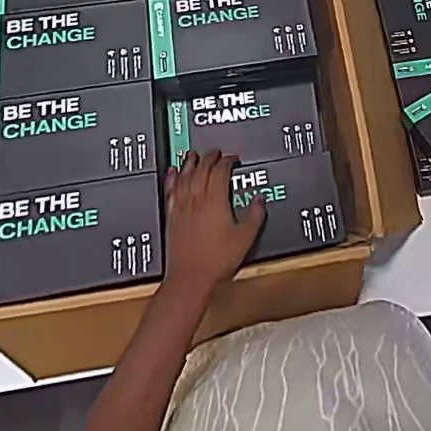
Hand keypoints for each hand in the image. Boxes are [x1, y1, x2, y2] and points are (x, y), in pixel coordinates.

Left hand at [161, 150, 264, 296]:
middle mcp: (197, 200)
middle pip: (201, 170)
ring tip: (192, 155)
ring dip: (189, 164)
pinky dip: (172, 179)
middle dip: (209, 158)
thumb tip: (259, 200)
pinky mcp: (173, 218)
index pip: (220, 172)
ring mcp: (182, 208)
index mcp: (215, 201)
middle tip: (215, 152)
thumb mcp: (245, 237)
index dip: (226, 162)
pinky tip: (172, 173)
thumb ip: (254, 215)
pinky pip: (171, 191)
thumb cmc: (216, 259)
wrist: (190, 278)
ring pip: (184, 177)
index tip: (232, 158)